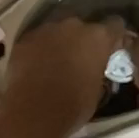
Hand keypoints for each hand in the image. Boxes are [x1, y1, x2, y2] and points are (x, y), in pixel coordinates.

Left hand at [2, 15, 126, 131]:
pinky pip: (37, 40)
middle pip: (82, 26)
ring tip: (56, 62)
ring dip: (59, 42)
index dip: (113, 36)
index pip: (114, 25)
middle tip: (80, 58)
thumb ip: (98, 68)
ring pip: (57, 30)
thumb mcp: (97, 89)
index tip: (111, 47)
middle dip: (83, 39)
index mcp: (97, 37)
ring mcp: (46, 29)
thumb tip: (95, 66)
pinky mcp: (24, 39)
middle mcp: (73, 26)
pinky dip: (39, 49)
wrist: (34, 112)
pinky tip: (36, 66)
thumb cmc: (73, 105)